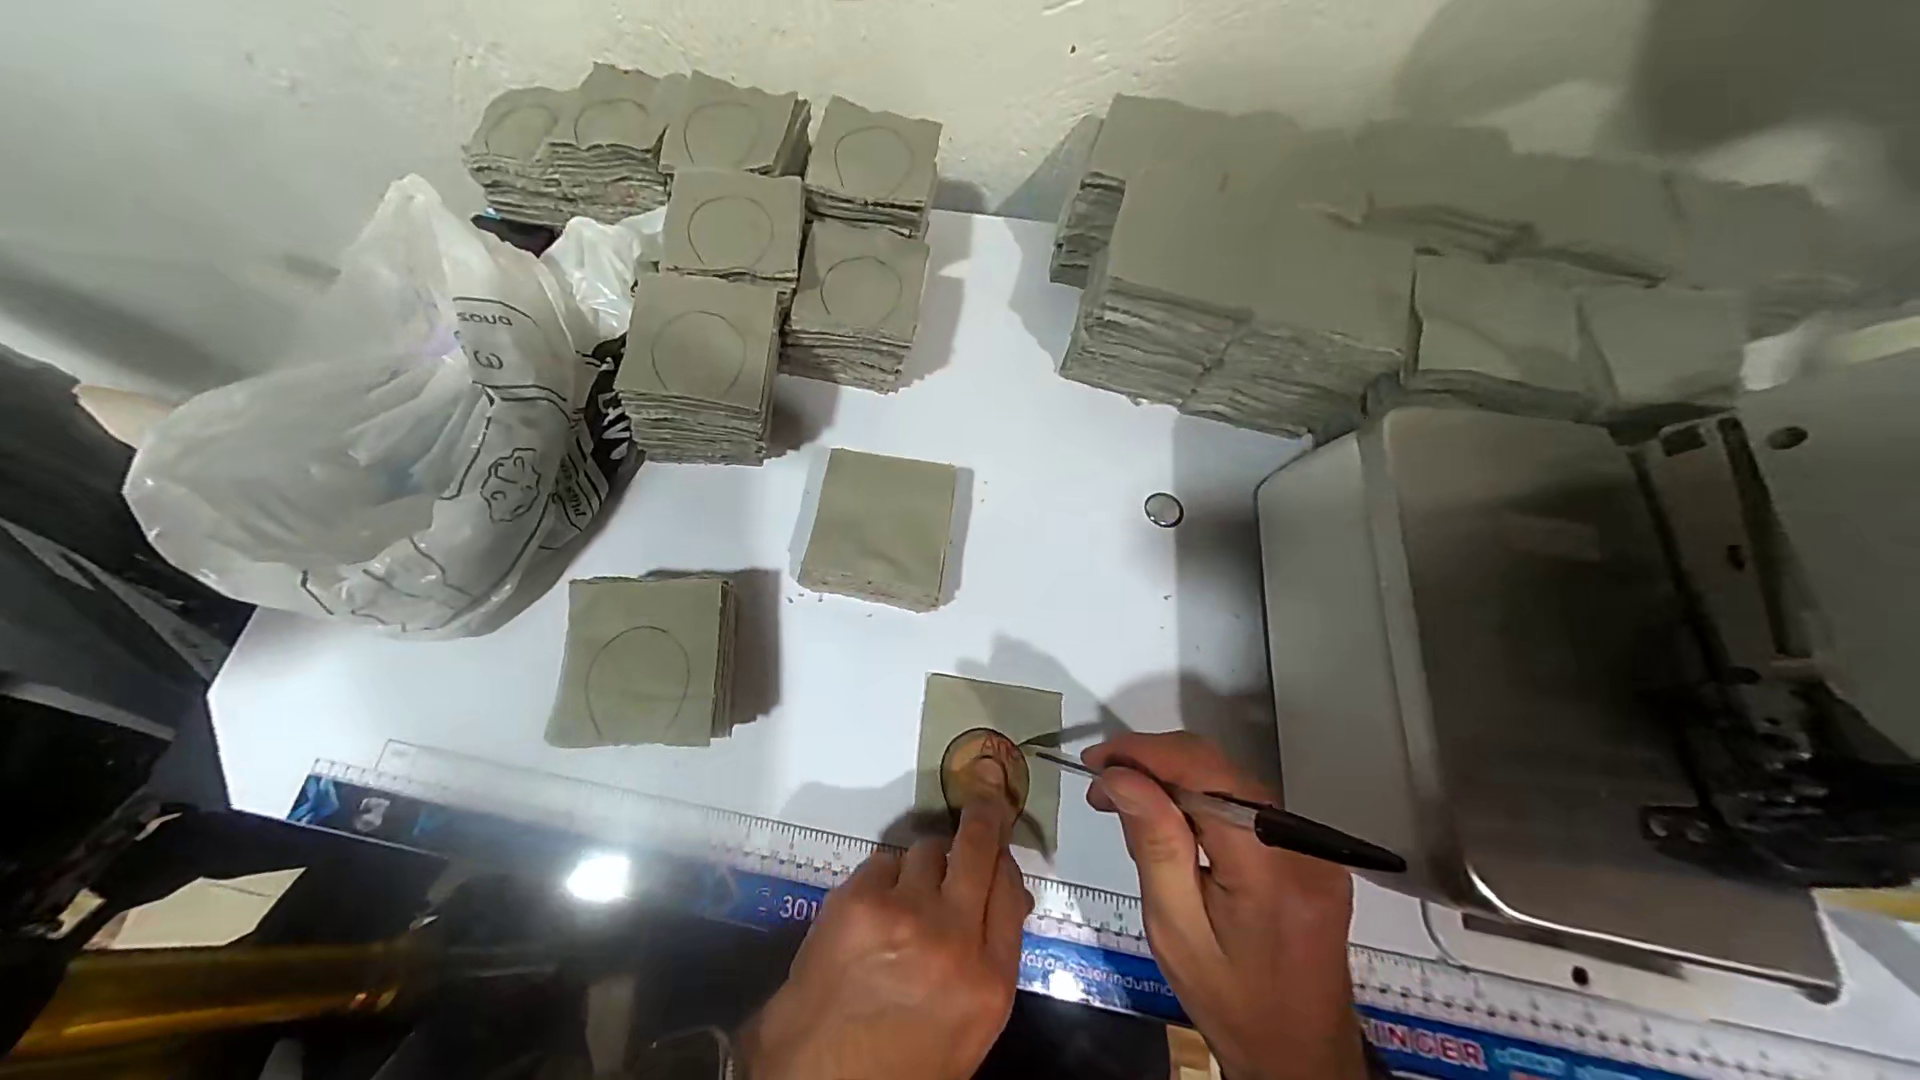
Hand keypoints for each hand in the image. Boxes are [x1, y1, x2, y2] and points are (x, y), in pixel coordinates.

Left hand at [739, 766, 1033, 1079]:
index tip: (996, 847)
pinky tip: (871, 909)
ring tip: (906, 894)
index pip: (1011, 889)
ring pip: (928, 849)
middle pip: (979, 849)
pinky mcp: (859, 899)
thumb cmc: (901, 1063)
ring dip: (923, 863)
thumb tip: (1007, 897)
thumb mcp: (968, 1025)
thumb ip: (990, 957)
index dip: (1003, 861)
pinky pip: (884, 860)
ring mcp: (905, 913)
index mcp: (990, 981)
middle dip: (983, 817)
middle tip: (983, 795)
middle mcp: (954, 938)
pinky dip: (882, 877)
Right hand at [1085, 733, 1365, 1079]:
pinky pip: (1239, 798)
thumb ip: (1153, 846)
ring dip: (1169, 776)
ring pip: (1225, 776)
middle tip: (1103, 785)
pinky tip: (1166, 816)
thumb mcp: (1175, 931)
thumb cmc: (1230, 1003)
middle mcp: (1297, 841)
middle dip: (1151, 762)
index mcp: (1267, 867)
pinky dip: (1195, 794)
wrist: (1302, 1055)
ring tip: (1124, 799)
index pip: (1204, 773)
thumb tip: (1120, 776)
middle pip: (1216, 766)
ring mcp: (1306, 841)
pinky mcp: (1304, 845)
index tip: (1096, 761)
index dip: (1145, 753)